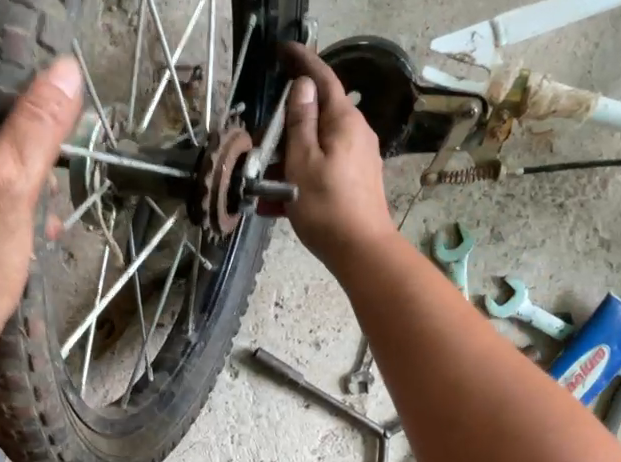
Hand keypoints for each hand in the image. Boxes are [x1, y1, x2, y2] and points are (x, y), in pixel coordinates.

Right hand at [277, 43, 392, 268]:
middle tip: (260, 143)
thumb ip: (299, 124)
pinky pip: (321, 171)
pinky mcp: (355, 183)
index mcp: (343, 122)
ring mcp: (357, 159)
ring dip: (287, 160)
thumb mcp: (302, 163)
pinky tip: (275, 204)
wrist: (360, 250)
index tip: (284, 51)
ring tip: (261, 183)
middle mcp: (355, 134)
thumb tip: (302, 87)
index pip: (322, 81)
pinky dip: (298, 179)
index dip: (303, 63)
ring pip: (316, 148)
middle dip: (286, 127)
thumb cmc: (326, 207)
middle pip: (317, 118)